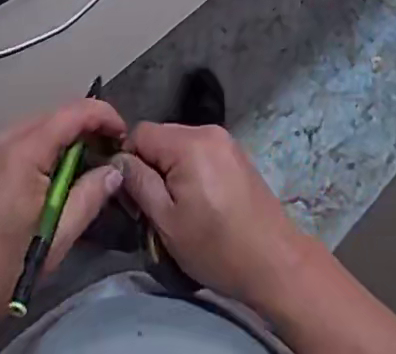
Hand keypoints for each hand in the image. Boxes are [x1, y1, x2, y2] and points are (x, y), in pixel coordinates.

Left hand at [0, 98, 126, 327]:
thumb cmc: (3, 266)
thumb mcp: (57, 236)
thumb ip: (89, 196)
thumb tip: (116, 170)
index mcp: (24, 150)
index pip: (74, 112)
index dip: (105, 116)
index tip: (127, 138)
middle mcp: (7, 137)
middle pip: (58, 114)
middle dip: (90, 128)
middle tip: (115, 158)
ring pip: (44, 126)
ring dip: (71, 139)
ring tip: (94, 168)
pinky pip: (29, 139)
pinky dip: (51, 148)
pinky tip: (62, 176)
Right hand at [114, 121, 316, 311]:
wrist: (278, 265)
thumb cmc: (218, 248)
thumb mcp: (167, 222)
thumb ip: (138, 183)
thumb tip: (118, 161)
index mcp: (188, 144)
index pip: (139, 133)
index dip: (129, 160)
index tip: (133, 192)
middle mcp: (207, 131)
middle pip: (160, 135)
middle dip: (151, 163)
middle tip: (155, 202)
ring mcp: (225, 140)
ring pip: (178, 142)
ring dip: (170, 166)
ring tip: (179, 203)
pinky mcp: (236, 153)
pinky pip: (198, 149)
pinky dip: (190, 167)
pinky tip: (200, 198)